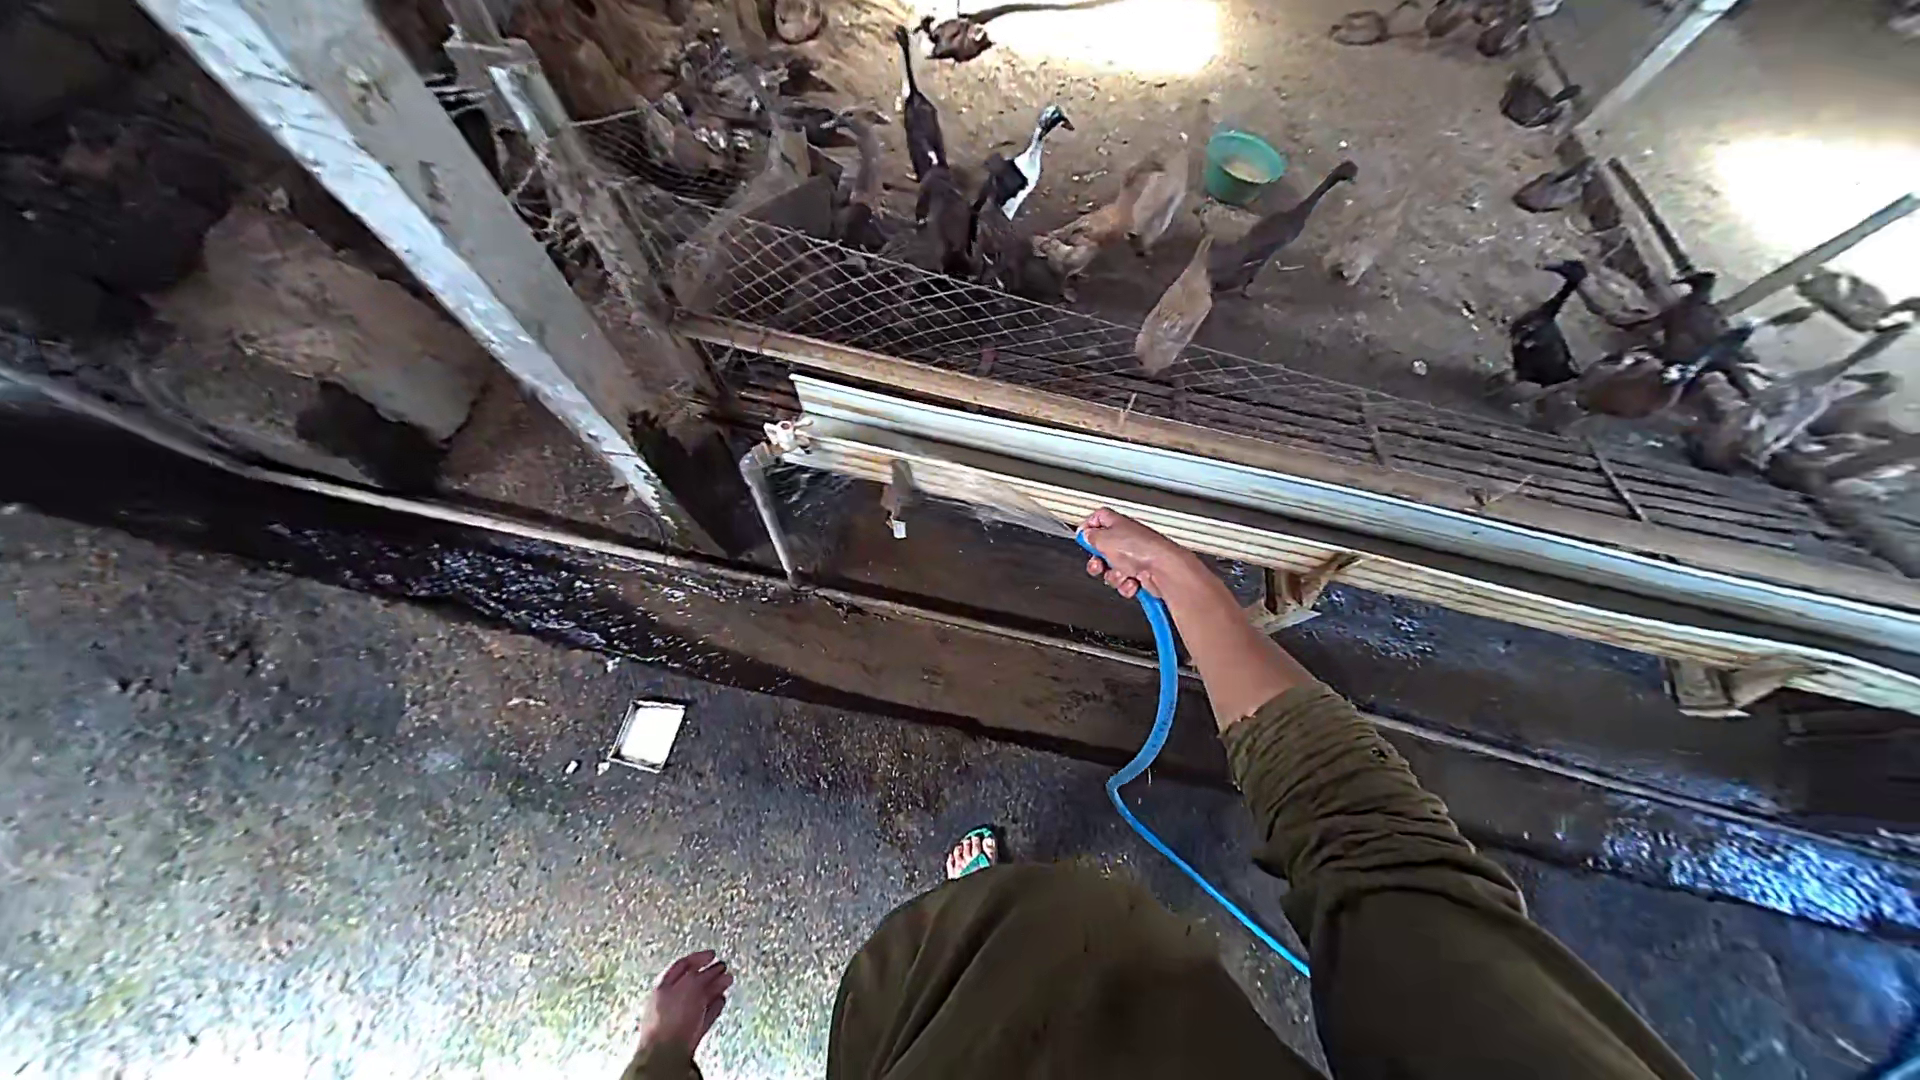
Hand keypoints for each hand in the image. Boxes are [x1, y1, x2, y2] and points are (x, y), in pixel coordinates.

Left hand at [638, 950, 731, 1058]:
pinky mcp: (687, 1034)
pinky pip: (702, 1015)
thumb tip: (712, 970)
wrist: (666, 1057)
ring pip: (700, 998)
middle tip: (723, 967)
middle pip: (692, 981)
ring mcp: (677, 1019)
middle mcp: (668, 1002)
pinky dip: (713, 1007)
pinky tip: (720, 1002)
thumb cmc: (671, 1020)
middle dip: (710, 973)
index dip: (699, 957)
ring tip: (727, 981)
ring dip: (715, 988)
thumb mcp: (690, 986)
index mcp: (663, 987)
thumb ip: (702, 975)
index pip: (682, 965)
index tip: (712, 954)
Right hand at [1080, 508, 1201, 599]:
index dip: (1089, 527)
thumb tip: (1085, 535)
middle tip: (1099, 563)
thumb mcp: (1105, 539)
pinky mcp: (1141, 576)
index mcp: (1120, 524)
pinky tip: (1132, 582)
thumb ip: (1091, 536)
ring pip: (1111, 569)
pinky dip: (1126, 585)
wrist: (1164, 570)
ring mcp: (1135, 558)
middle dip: (1098, 560)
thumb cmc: (1142, 550)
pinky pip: (1124, 582)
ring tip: (1121, 573)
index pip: (1099, 518)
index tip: (1083, 538)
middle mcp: (1128, 540)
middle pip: (1103, 549)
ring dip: (1112, 575)